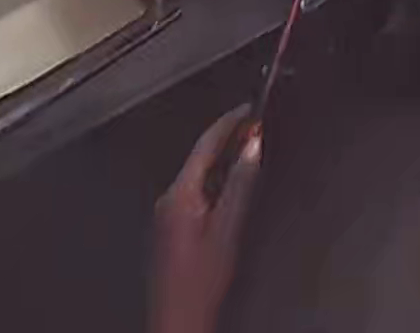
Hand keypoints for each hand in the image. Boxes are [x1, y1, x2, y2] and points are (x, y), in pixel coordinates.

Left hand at [150, 106, 261, 332]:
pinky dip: (213, 178)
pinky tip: (230, 182)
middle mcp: (168, 196)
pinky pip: (194, 188)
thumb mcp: (228, 227)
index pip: (205, 142)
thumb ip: (241, 182)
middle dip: (226, 137)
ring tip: (247, 148)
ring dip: (221, 158)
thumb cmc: (203, 279)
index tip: (249, 108)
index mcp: (179, 192)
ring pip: (197, 172)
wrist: (177, 324)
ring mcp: (166, 212)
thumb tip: (253, 143)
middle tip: (253, 126)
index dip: (229, 122)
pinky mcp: (170, 226)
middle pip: (200, 155)